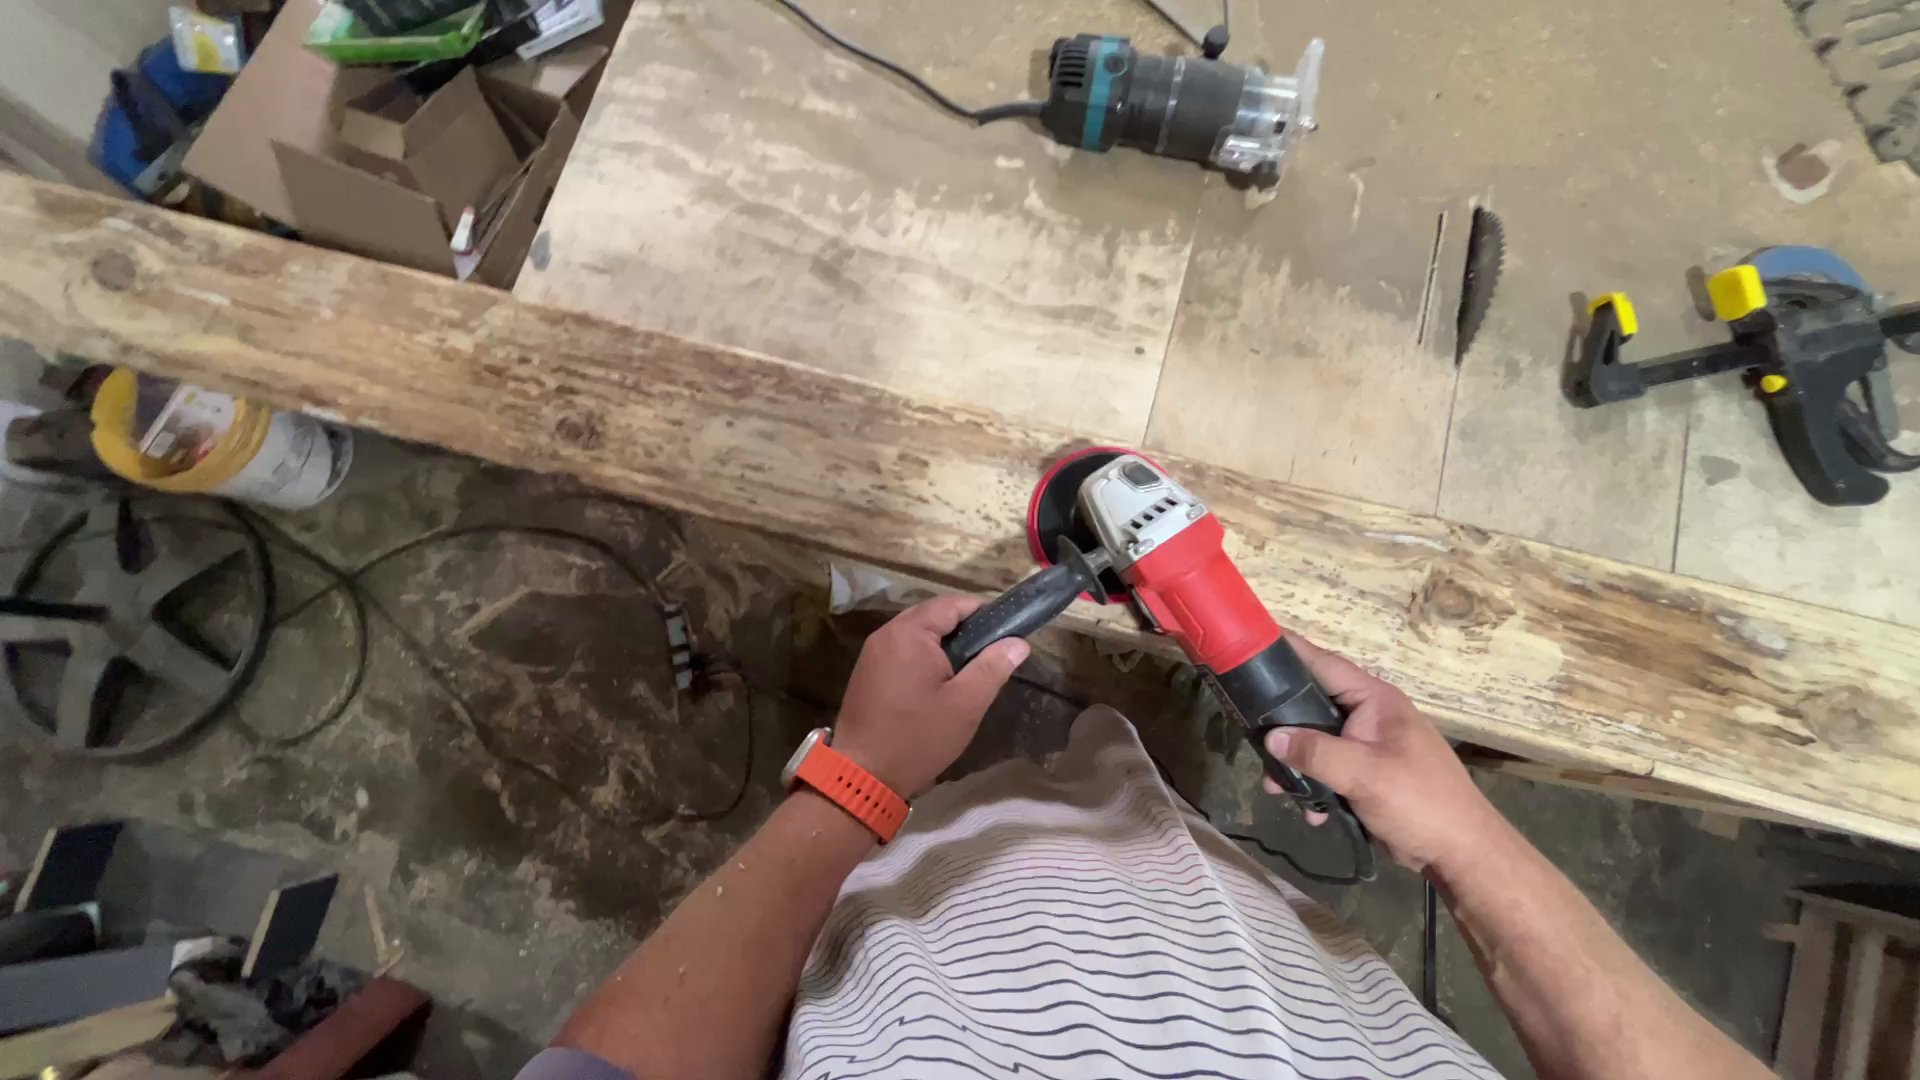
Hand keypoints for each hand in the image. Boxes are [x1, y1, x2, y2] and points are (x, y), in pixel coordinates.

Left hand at [831, 596, 1029, 796]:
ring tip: (969, 667)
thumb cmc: (918, 737)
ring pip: (916, 634)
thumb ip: (993, 667)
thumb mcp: (966, 703)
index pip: (952, 604)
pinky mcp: (867, 672)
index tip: (1006, 630)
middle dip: (963, 627)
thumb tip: (1019, 642)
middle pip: (932, 615)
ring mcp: (872, 653)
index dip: (982, 612)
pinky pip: (901, 650)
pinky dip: (923, 656)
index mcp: (910, 633)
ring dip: (943, 643)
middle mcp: (887, 634)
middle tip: (991, 651)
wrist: (862, 776)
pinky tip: (939, 680)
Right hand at [1261, 635, 1506, 873]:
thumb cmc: (1422, 803)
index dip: (1287, 650)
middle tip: (1248, 732)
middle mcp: (1368, 715)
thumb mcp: (1364, 774)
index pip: (1323, 663)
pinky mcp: (1363, 773)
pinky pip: (1324, 768)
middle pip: (1310, 703)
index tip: (1247, 640)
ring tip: (1275, 787)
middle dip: (1280, 723)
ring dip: (1293, 763)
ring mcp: (1365, 744)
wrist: (1463, 856)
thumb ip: (1315, 752)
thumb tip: (1270, 737)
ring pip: (1312, 740)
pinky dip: (1312, 785)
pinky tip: (1312, 810)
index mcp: (1375, 700)